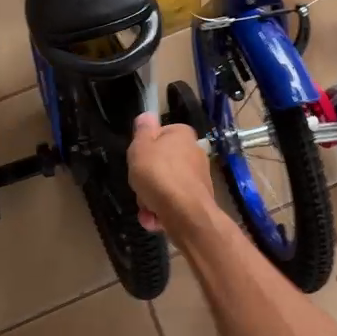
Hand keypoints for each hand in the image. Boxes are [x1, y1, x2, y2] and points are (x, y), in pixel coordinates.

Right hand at [128, 112, 215, 235]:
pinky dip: (163, 212)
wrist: (186, 214)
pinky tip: (154, 220)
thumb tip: (148, 115)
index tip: (137, 159)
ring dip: (152, 199)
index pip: (161, 134)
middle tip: (139, 185)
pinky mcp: (198, 202)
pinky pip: (175, 204)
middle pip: (162, 163)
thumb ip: (142, 131)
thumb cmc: (158, 174)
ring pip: (167, 186)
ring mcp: (198, 179)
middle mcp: (195, 154)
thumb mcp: (140, 147)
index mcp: (183, 135)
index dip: (145, 147)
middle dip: (147, 178)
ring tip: (145, 209)